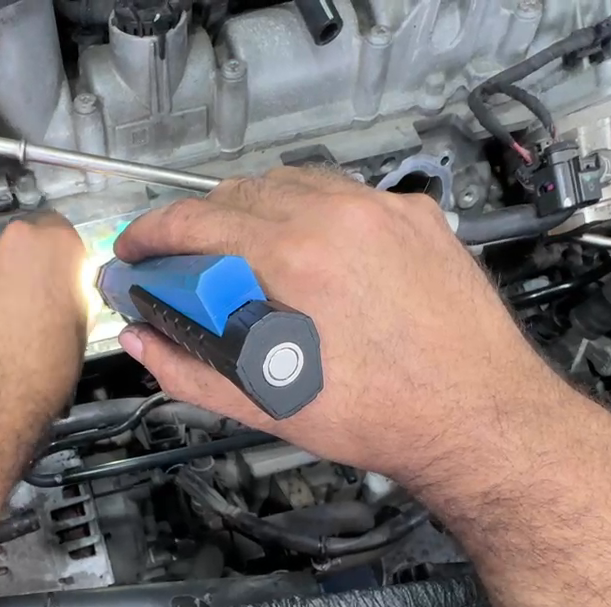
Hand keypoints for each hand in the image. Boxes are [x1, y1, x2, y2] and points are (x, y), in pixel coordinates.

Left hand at [0, 213, 86, 423]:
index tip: (61, 285)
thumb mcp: (79, 333)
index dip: (61, 260)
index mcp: (56, 247)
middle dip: (27, 271)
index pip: (62, 233)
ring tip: (0, 329)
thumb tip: (67, 297)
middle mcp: (12, 241)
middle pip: (23, 247)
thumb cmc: (45, 368)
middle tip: (32, 309)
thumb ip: (73, 300)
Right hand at [113, 168, 580, 494]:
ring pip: (289, 184)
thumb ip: (188, 371)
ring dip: (247, 214)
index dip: (151, 233)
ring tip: (236, 260)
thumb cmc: (380, 418)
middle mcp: (342, 216)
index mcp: (298, 259)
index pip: (197, 221)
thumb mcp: (268, 405)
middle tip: (180, 267)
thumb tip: (141, 343)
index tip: (135, 250)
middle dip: (195, 226)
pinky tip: (300, 253)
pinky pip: (340, 193)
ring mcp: (383, 209)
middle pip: (237, 194)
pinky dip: (303, 213)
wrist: (475, 416)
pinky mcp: (414, 216)